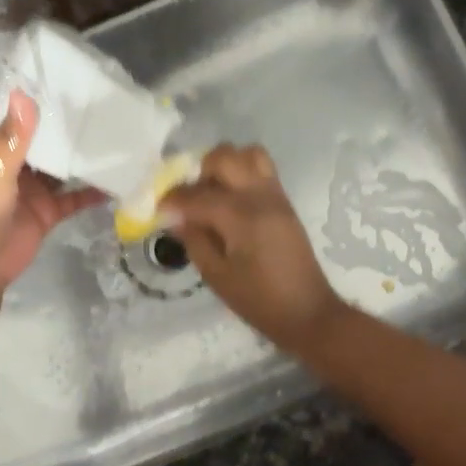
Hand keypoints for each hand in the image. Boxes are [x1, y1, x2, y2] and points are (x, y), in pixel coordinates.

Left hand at [0, 90, 103, 306]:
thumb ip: (12, 138)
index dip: (19, 91)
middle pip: (37, 136)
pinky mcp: (46, 212)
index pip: (1, 111)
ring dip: (79, 154)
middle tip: (94, 96)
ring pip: (59, 165)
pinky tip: (116, 179)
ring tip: (112, 131)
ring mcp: (30, 189)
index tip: (47, 69)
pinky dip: (92, 191)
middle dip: (59, 120)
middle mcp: (9, 163)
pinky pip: (73, 198)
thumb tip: (25, 94)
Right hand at [162, 143, 348, 350]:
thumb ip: (194, 240)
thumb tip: (176, 216)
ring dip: (225, 166)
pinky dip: (241, 174)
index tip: (158, 208)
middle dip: (199, 172)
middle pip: (225, 157)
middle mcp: (261, 197)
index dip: (173, 199)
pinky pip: (262, 170)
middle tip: (189, 199)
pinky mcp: (285, 202)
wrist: (307, 311)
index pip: (198, 195)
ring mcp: (276, 196)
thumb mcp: (217, 276)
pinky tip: (229, 202)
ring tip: (212, 194)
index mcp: (242, 217)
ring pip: (248, 154)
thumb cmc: (259, 301)